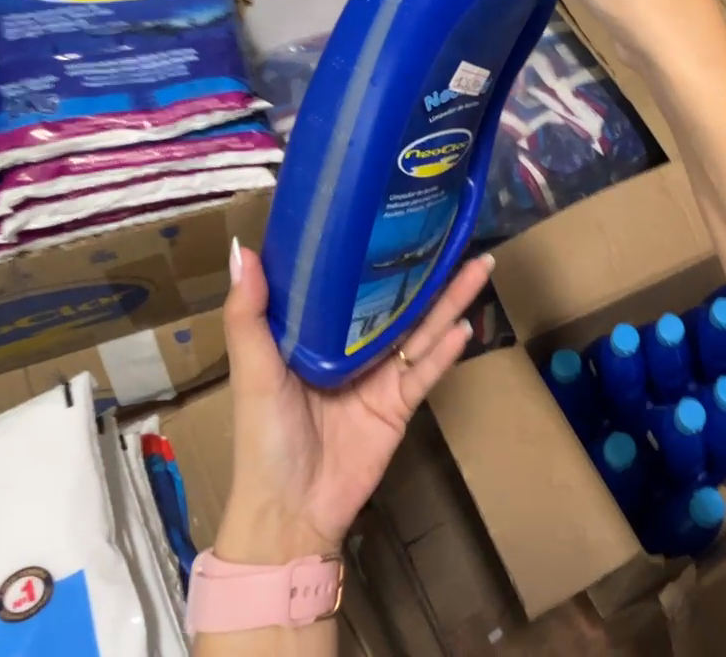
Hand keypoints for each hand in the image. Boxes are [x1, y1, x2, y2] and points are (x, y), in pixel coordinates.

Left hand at [211, 239, 487, 563]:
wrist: (291, 512)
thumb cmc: (264, 439)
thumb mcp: (253, 373)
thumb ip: (250, 316)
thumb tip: (245, 249)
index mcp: (316, 336)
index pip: (349, 283)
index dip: (372, 251)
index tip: (393, 213)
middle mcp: (353, 348)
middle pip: (399, 302)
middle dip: (430, 271)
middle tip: (460, 235)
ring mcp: (380, 377)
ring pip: (422, 329)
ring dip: (451, 300)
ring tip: (479, 266)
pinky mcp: (399, 405)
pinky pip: (426, 371)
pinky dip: (446, 350)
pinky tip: (465, 326)